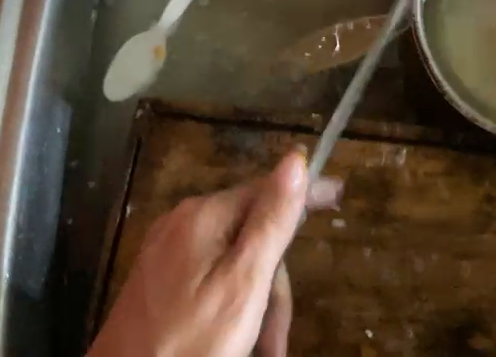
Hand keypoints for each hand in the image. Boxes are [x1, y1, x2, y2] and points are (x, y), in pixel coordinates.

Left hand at [89, 152, 308, 356]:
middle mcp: (183, 222)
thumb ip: (270, 222)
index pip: (267, 189)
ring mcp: (165, 252)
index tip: (339, 195)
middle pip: (251, 234)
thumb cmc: (189, 346)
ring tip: (258, 350)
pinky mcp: (156, 283)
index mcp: (204, 214)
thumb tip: (294, 159)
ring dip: (254, 304)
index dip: (304, 194)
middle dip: (272, 283)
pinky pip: (208, 279)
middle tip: (276, 339)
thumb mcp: (243, 286)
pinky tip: (235, 342)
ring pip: (232, 262)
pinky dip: (229, 307)